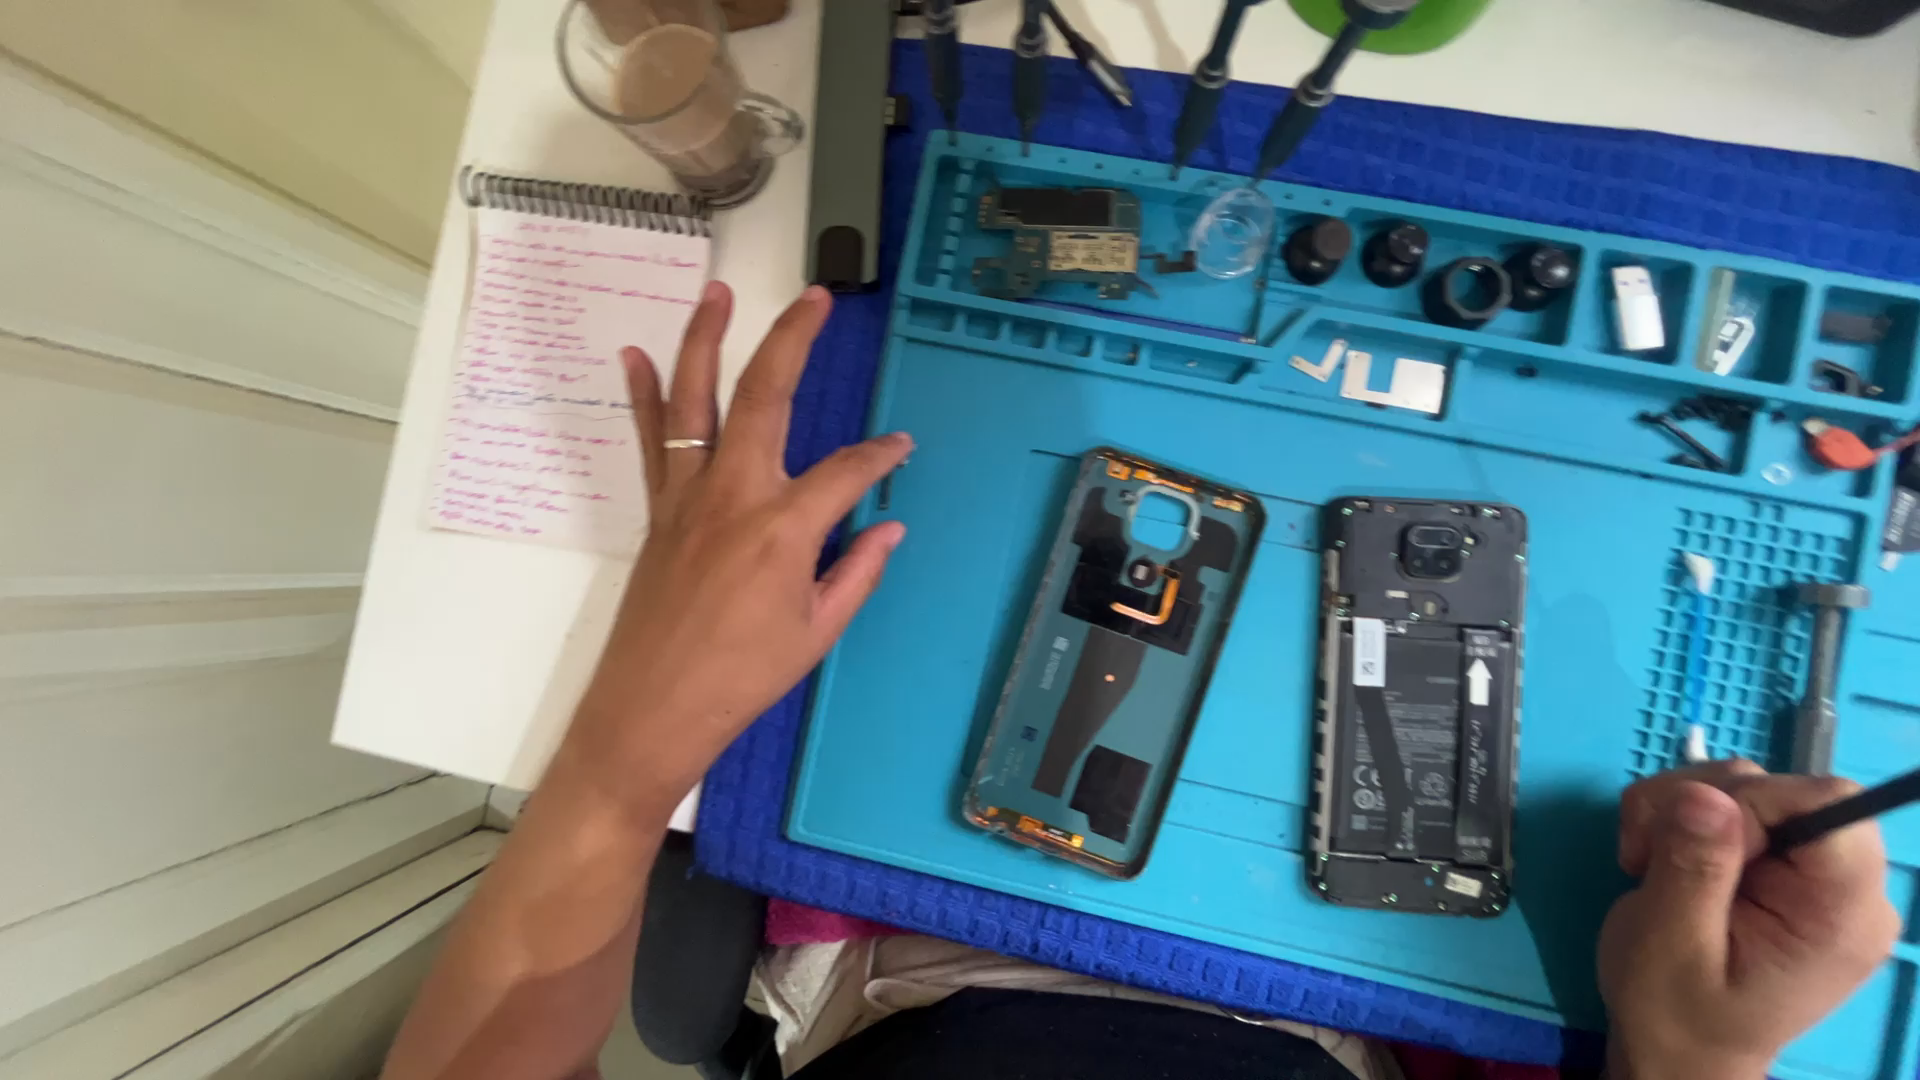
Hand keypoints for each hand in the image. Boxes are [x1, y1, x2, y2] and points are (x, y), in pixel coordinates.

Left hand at [557, 283, 911, 806]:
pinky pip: (651, 441)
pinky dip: (643, 396)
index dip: (881, 457)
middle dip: (794, 341)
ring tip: (718, 292)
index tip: (900, 450)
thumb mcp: (818, 630)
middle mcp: (733, 494)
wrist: (652, 710)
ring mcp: (686, 496)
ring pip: (694, 401)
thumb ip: (858, 570)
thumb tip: (891, 525)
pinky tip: (635, 355)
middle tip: (817, 298)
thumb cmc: (744, 678)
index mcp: (784, 528)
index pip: (847, 471)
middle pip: (765, 397)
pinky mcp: (657, 510)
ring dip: (705, 340)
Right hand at [1599, 761, 1898, 1079]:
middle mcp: (1835, 883)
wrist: (1674, 1041)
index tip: (1689, 840)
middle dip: (1690, 803)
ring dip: (1670, 807)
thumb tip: (1705, 796)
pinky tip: (1653, 856)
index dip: (1750, 802)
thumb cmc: (1672, 1002)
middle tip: (1647, 854)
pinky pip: (1717, 801)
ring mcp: (1799, 871)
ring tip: (1645, 859)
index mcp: (1837, 910)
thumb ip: (1694, 866)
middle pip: (1769, 786)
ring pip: (1733, 784)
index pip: (1825, 804)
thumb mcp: (1671, 938)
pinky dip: (1669, 814)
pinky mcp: (1764, 862)